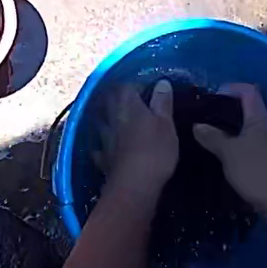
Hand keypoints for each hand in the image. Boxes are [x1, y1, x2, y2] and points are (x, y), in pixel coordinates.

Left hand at [99, 79, 177, 202]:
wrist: (134, 185)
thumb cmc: (155, 150)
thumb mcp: (166, 124)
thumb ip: (162, 102)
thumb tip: (162, 82)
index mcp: (128, 105)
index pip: (126, 86)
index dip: (136, 86)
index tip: (148, 90)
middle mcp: (112, 117)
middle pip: (109, 99)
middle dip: (118, 97)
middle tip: (131, 101)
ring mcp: (104, 137)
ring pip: (101, 120)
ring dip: (107, 117)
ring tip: (118, 120)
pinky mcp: (102, 157)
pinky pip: (100, 145)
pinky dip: (103, 144)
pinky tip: (107, 146)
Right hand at [192, 83, 266, 213]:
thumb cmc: (256, 172)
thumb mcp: (228, 153)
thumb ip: (212, 136)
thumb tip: (197, 125)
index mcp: (259, 119)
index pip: (248, 91)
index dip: (231, 88)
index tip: (211, 96)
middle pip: (249, 107)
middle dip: (227, 107)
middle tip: (206, 114)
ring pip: (248, 126)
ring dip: (230, 126)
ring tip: (209, 132)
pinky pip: (249, 142)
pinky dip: (235, 141)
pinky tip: (222, 152)